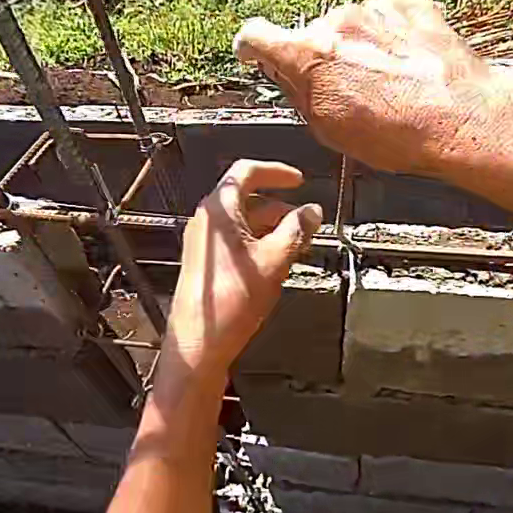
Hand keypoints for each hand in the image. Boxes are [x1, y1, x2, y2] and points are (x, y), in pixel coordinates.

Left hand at [161, 160, 322, 381]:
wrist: (201, 341)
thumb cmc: (229, 301)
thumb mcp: (275, 260)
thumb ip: (296, 230)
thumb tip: (311, 211)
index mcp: (219, 210)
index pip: (247, 172)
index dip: (276, 172)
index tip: (297, 180)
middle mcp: (206, 222)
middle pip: (247, 199)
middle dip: (280, 208)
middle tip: (306, 221)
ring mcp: (203, 242)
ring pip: (243, 223)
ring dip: (272, 228)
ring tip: (297, 245)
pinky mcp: (205, 262)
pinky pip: (235, 241)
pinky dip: (258, 243)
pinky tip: (276, 263)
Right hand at [233, 0, 512, 179]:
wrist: (459, 118)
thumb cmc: (396, 134)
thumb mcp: (329, 130)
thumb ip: (299, 95)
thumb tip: (288, 76)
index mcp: (308, 56)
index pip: (257, 36)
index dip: (252, 47)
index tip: (252, 51)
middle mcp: (337, 22)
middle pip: (315, 37)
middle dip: (322, 60)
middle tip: (345, 94)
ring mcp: (375, 9)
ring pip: (353, 28)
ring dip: (359, 49)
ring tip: (386, 86)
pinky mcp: (409, 5)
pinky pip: (386, 20)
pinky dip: (389, 39)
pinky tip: (406, 69)